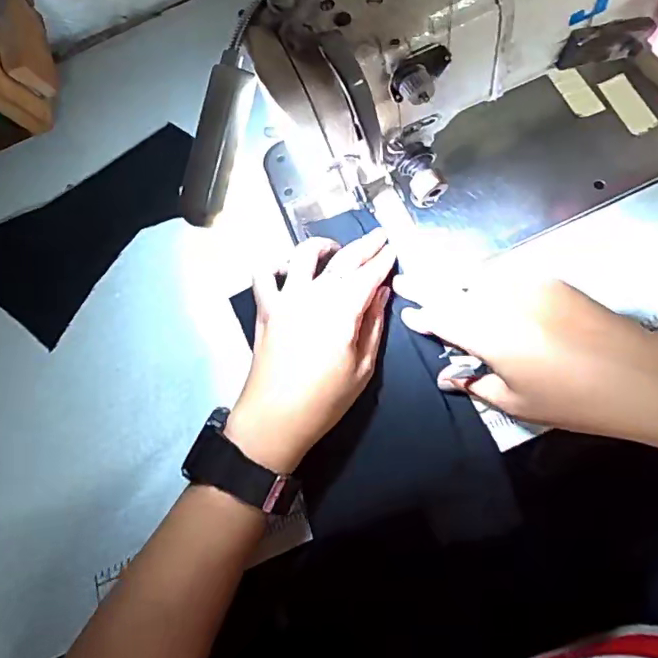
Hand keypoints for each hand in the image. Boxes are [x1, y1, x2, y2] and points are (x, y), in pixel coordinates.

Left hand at [224, 231, 396, 473]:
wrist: (273, 421)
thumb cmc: (324, 400)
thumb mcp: (362, 367)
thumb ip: (373, 325)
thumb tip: (381, 294)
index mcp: (342, 311)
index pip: (368, 275)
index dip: (383, 260)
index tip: (393, 249)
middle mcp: (313, 296)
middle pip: (343, 260)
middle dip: (364, 245)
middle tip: (379, 236)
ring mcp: (286, 300)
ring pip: (303, 256)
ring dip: (322, 246)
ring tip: (335, 248)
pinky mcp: (266, 309)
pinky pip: (264, 275)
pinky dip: (276, 265)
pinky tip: (289, 268)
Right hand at [395, 271, 657, 457]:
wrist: (641, 376)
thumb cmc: (576, 401)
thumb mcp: (518, 402)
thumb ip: (476, 382)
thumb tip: (451, 373)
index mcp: (488, 330)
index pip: (440, 312)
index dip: (421, 309)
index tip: (406, 305)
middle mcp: (503, 296)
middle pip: (456, 281)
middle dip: (432, 282)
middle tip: (410, 280)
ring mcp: (530, 281)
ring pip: (481, 272)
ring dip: (462, 279)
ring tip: (451, 291)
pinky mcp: (552, 277)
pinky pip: (508, 272)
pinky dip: (491, 279)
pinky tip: (490, 293)